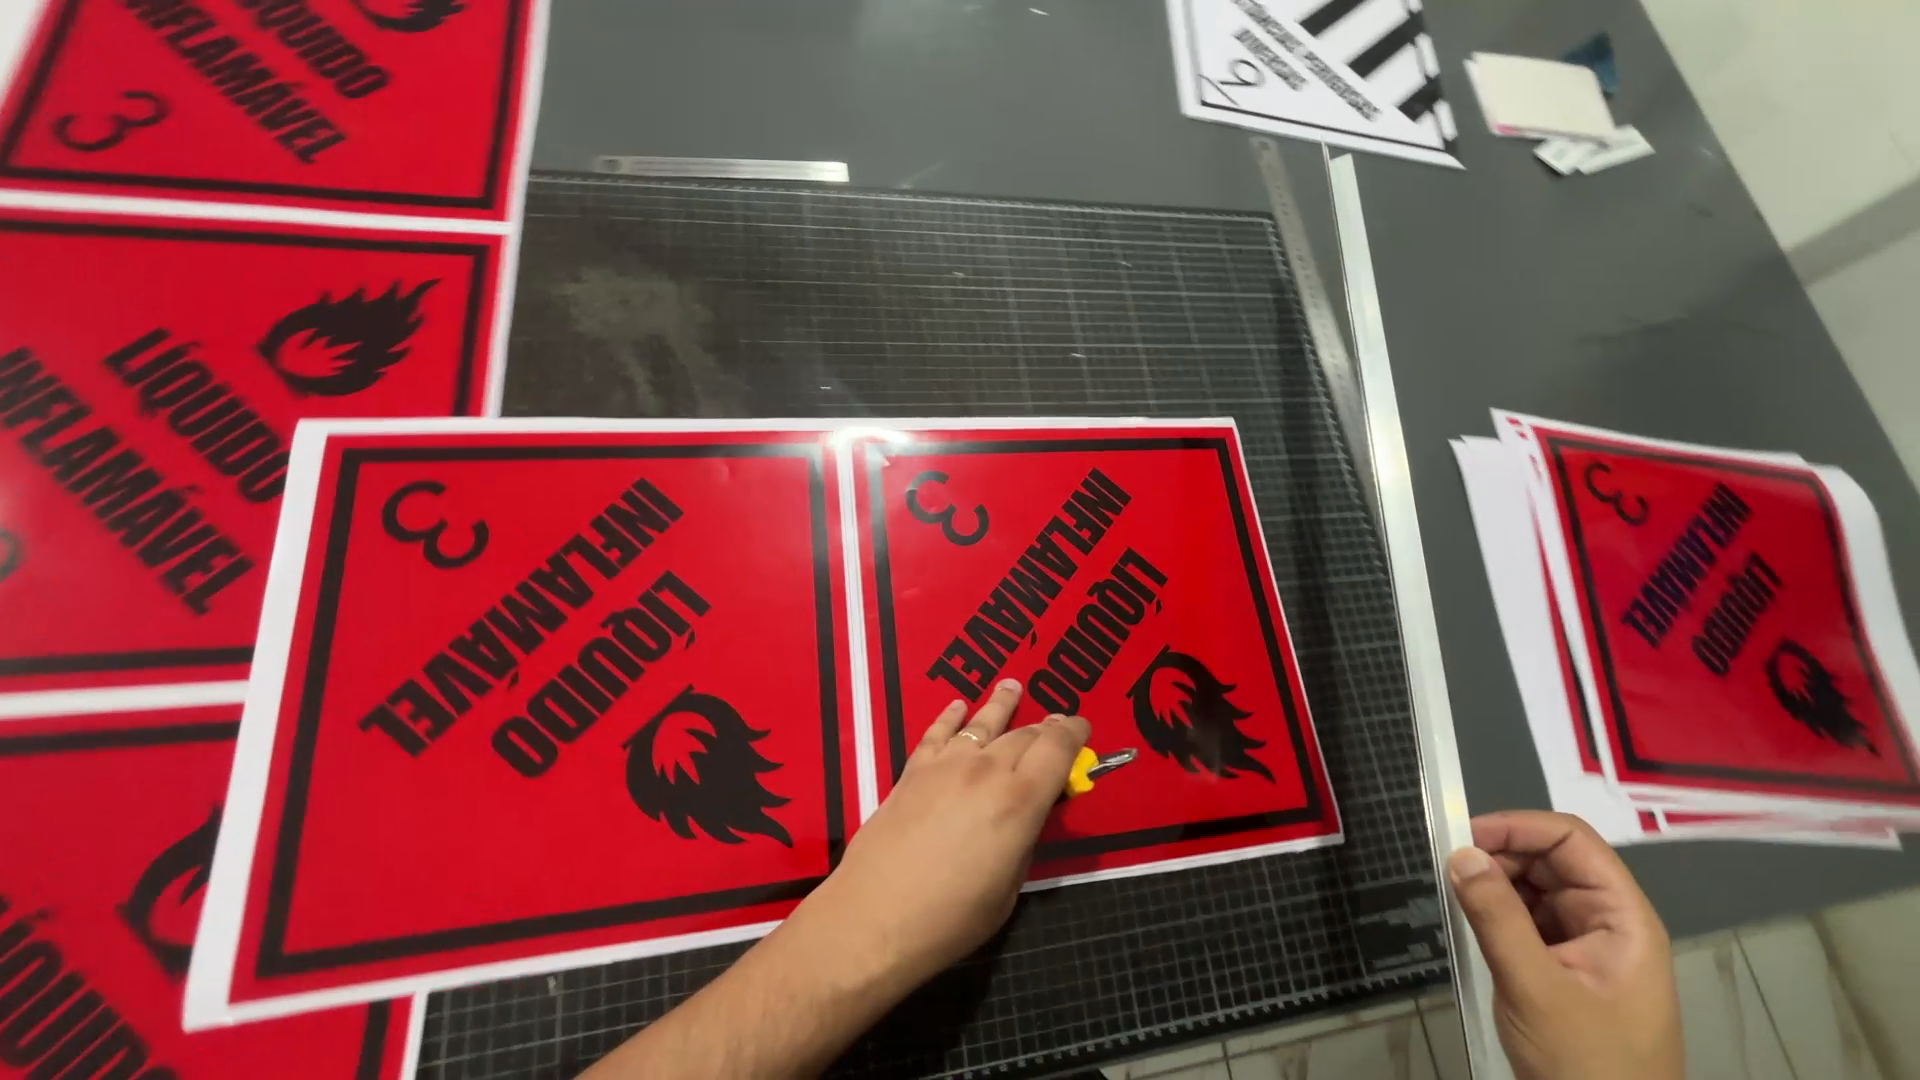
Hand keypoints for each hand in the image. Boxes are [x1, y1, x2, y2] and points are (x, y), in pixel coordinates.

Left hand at [790, 679, 1089, 991]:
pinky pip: (937, 733)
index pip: (1057, 748)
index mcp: (1020, 801)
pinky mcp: (913, 771)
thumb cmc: (951, 918)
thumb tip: (1026, 814)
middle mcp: (986, 771)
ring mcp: (945, 766)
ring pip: (981, 723)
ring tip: (1012, 685)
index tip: (1083, 727)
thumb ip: (1022, 840)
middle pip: (1024, 734)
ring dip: (1001, 703)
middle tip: (1055, 722)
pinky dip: (950, 716)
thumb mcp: (1009, 888)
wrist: (874, 916)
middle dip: (1045, 727)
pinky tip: (958, 706)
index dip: (1075, 732)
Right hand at [1447, 811, 1682, 1079]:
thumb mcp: (1535, 988)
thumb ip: (1496, 916)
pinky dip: (1491, 910)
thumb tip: (1459, 853)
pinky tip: (1469, 923)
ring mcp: (1583, 945)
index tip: (1462, 837)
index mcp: (1622, 919)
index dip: (1518, 827)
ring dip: (1491, 883)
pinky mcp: (1558, 965)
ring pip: (1530, 886)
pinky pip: (1522, 917)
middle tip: (1450, 871)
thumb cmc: (1587, 1065)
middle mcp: (1606, 922)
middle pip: (1548, 859)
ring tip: (1456, 900)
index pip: (1572, 841)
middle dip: (1498, 855)